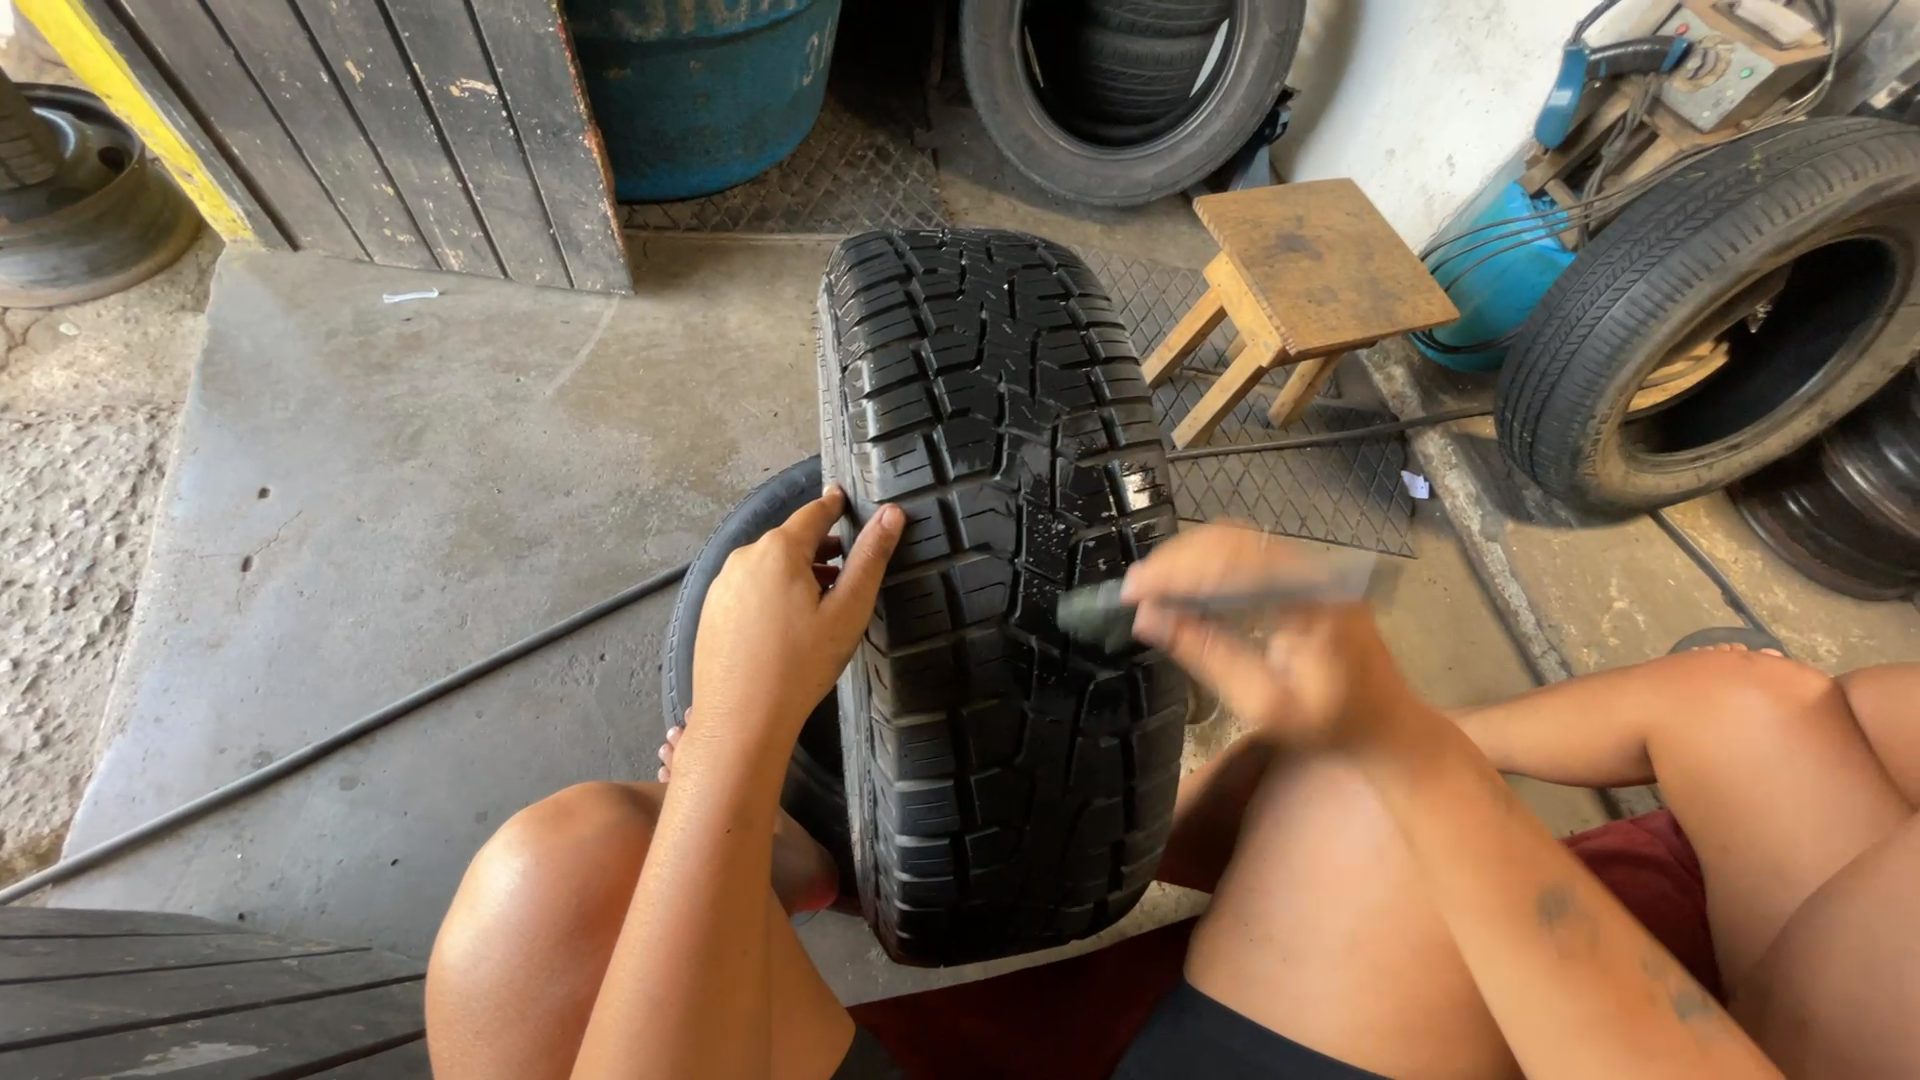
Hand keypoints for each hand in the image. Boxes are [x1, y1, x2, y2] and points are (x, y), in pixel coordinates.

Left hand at [687, 487, 902, 748]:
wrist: (741, 720)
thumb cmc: (799, 666)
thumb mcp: (847, 610)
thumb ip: (871, 557)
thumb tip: (892, 514)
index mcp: (778, 550)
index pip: (813, 513)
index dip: (832, 505)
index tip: (841, 497)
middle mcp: (744, 558)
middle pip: (789, 540)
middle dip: (818, 547)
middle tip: (846, 566)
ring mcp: (722, 585)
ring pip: (767, 565)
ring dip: (796, 572)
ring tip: (822, 600)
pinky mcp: (711, 611)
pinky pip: (749, 588)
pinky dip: (772, 592)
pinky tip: (787, 624)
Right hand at [1122, 524, 1409, 747]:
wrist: (1386, 725)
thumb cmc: (1328, 726)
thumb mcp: (1262, 703)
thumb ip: (1205, 654)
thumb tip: (1147, 619)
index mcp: (1307, 601)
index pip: (1229, 563)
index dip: (1174, 572)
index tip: (1132, 592)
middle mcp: (1311, 570)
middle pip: (1228, 540)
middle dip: (1174, 561)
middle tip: (1135, 590)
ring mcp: (1310, 567)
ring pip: (1234, 538)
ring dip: (1187, 558)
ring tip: (1152, 587)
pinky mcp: (1302, 573)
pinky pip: (1245, 551)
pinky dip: (1207, 562)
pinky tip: (1184, 585)